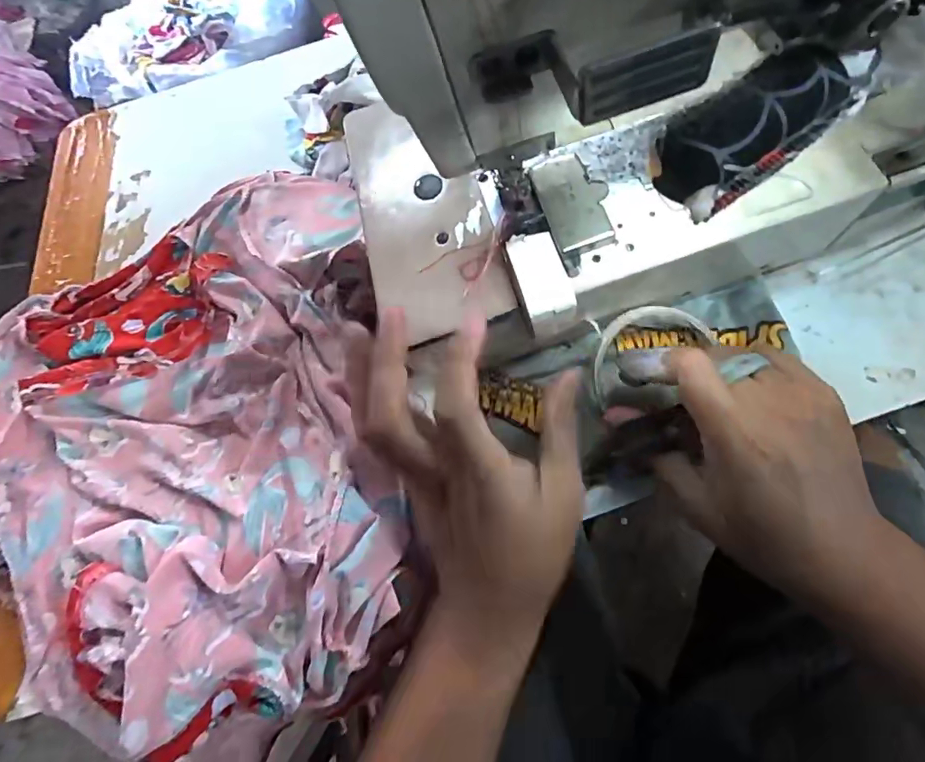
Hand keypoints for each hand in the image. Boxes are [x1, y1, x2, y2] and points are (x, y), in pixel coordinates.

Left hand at [344, 307, 582, 663]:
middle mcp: (434, 471)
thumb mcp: (563, 494)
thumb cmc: (532, 553)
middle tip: (391, 312)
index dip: (459, 360)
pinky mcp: (406, 483)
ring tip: (357, 328)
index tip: (473, 318)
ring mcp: (412, 478)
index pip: (455, 409)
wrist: (486, 611)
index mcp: (478, 471)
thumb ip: (561, 431)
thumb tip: (568, 375)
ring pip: (370, 426)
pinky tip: (365, 370)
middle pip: (387, 418)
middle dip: (384, 362)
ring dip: (360, 375)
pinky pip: (376, 435)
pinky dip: (364, 397)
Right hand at [652, 347, 885, 603]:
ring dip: (723, 366)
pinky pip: (778, 359)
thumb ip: (658, 455)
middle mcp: (768, 398)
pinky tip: (756, 390)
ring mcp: (801, 390)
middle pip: (714, 354)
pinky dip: (757, 366)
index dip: (662, 362)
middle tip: (684, 396)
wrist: (842, 549)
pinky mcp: (824, 391)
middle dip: (690, 369)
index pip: (690, 363)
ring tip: (722, 393)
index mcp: (734, 428)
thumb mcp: (699, 506)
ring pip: (746, 352)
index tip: (648, 378)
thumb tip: (619, 417)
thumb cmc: (763, 536)